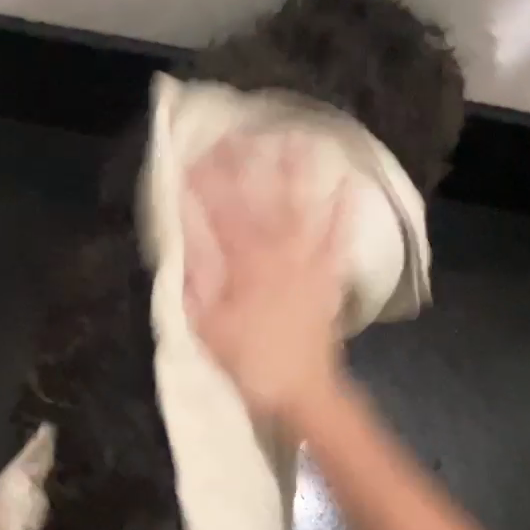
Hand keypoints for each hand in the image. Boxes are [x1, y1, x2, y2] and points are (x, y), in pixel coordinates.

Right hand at [182, 133, 348, 417]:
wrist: (304, 393)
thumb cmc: (250, 364)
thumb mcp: (207, 329)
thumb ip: (195, 284)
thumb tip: (183, 245)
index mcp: (243, 267)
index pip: (220, 216)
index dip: (205, 185)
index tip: (193, 160)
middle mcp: (277, 255)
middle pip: (260, 202)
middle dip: (246, 166)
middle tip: (236, 136)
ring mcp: (307, 263)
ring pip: (301, 210)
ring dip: (296, 174)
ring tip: (295, 139)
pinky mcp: (328, 275)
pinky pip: (338, 238)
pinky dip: (342, 211)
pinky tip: (346, 185)